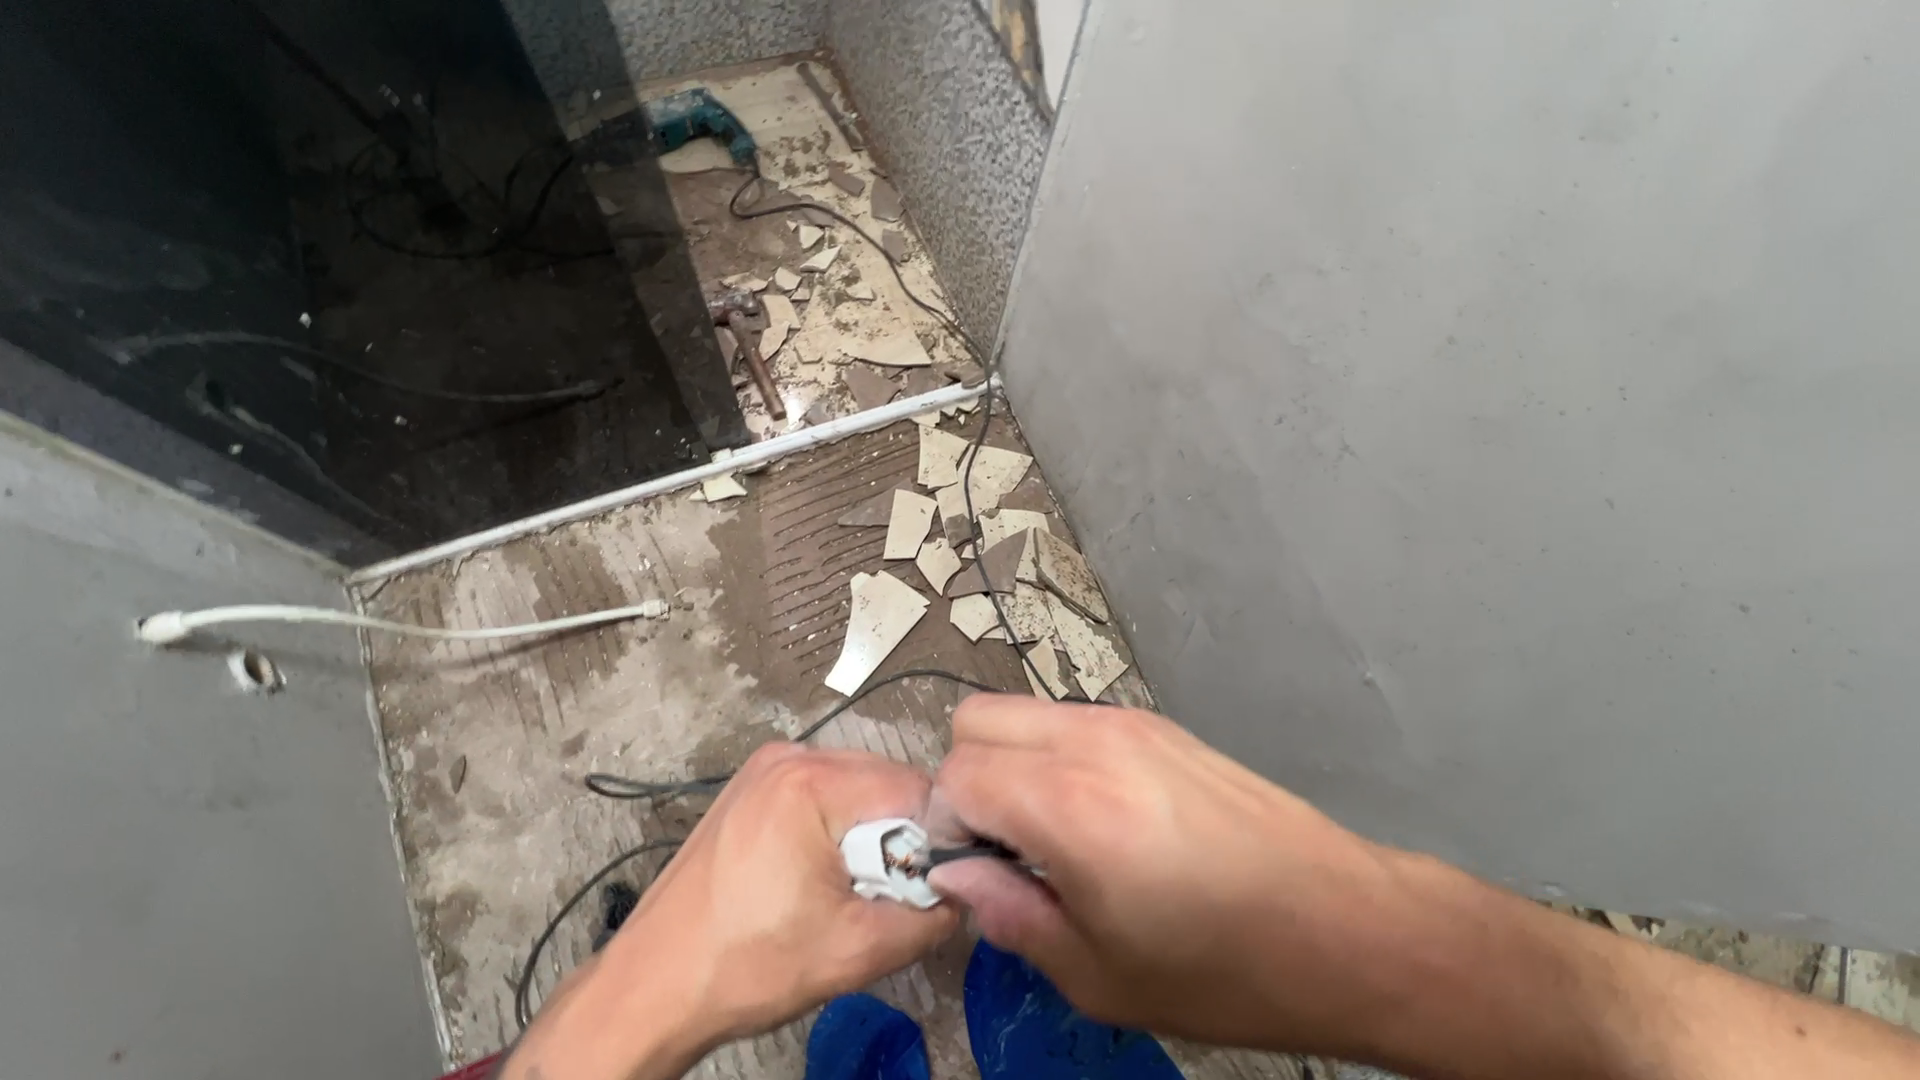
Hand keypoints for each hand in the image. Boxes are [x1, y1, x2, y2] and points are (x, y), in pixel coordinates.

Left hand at [505, 744, 957, 1079]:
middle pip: (886, 781)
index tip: (936, 883)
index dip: (937, 839)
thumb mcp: (857, 951)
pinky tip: (820, 874)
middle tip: (890, 893)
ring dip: (870, 833)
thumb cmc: (744, 967)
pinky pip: (824, 792)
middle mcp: (790, 756)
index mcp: (811, 783)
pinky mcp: (755, 785)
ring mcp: (767, 766)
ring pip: (858, 786)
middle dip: (901, 837)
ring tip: (850, 888)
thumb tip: (964, 889)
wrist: (655, 985)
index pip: (915, 789)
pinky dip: (838, 827)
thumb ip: (931, 915)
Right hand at [926, 694, 1400, 1055]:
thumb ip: (1007, 912)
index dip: (946, 825)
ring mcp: (1128, 722)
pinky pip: (1070, 719)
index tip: (976, 870)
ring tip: (1051, 832)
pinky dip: (1053, 754)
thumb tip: (955, 872)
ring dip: (1010, 761)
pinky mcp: (1158, 724)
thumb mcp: (1096, 973)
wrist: (1344, 925)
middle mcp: (1090, 740)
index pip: (955, 774)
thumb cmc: (1218, 968)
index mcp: (1067, 803)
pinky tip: (1099, 815)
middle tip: (1004, 844)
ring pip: (1022, 710)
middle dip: (966, 777)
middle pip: (976, 718)